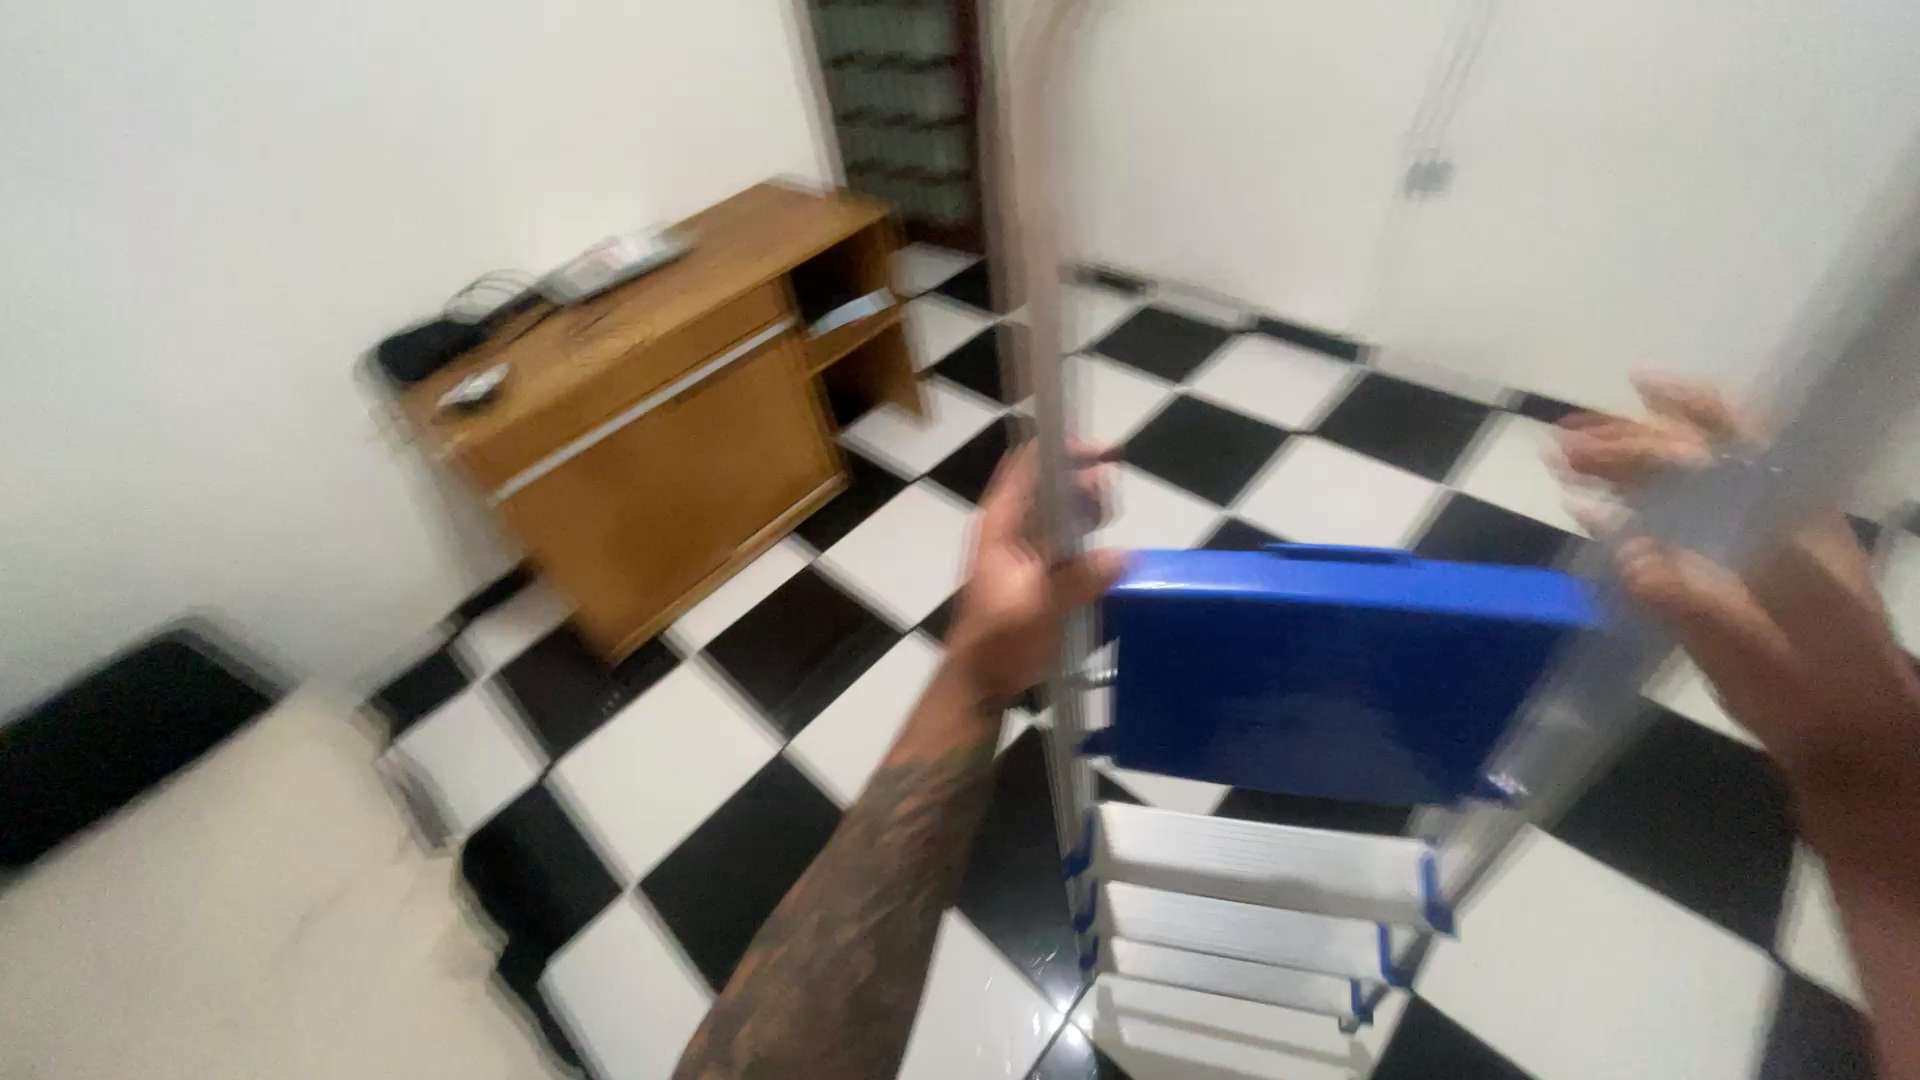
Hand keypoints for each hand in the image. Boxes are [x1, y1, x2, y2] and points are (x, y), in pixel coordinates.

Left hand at [946, 439, 1125, 701]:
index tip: (1104, 454)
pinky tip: (1102, 553)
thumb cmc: (997, 642)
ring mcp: (1021, 548)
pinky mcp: (1034, 570)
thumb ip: (1077, 580)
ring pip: (1058, 510)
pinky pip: (1064, 540)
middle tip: (1111, 505)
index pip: (1028, 465)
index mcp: (1001, 524)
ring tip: (1108, 522)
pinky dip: (1084, 537)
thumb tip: (1122, 556)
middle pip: (1049, 483)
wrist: (979, 680)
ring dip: (1087, 509)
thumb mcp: (1037, 610)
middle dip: (1084, 482)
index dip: (1064, 451)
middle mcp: (1010, 528)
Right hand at [1553, 372, 1919, 784]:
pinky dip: (1626, 508)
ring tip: (1565, 455)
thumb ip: (1688, 601)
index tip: (1639, 388)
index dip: (1691, 411)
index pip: (1730, 452)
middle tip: (1562, 437)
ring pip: (1684, 485)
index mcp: (1784, 530)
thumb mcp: (1748, 649)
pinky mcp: (1733, 572)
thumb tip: (1628, 557)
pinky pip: (1673, 523)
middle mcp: (1771, 523)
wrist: (1851, 733)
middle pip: (1698, 459)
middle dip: (1629, 438)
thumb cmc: (1805, 691)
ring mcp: (1753, 546)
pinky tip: (1589, 509)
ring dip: (1624, 464)